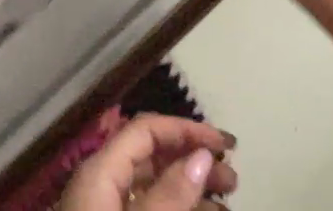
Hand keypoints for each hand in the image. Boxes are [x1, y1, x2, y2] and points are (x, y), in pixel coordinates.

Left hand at [59, 113, 236, 210]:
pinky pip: (146, 206)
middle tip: (233, 177)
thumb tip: (203, 155)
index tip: (226, 144)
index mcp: (99, 170)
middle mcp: (100, 182)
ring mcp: (103, 206)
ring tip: (227, 198)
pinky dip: (176, 206)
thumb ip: (169, 194)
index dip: (186, 129)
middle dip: (195, 160)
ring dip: (190, 186)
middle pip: (152, 156)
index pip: (145, 129)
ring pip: (153, 185)